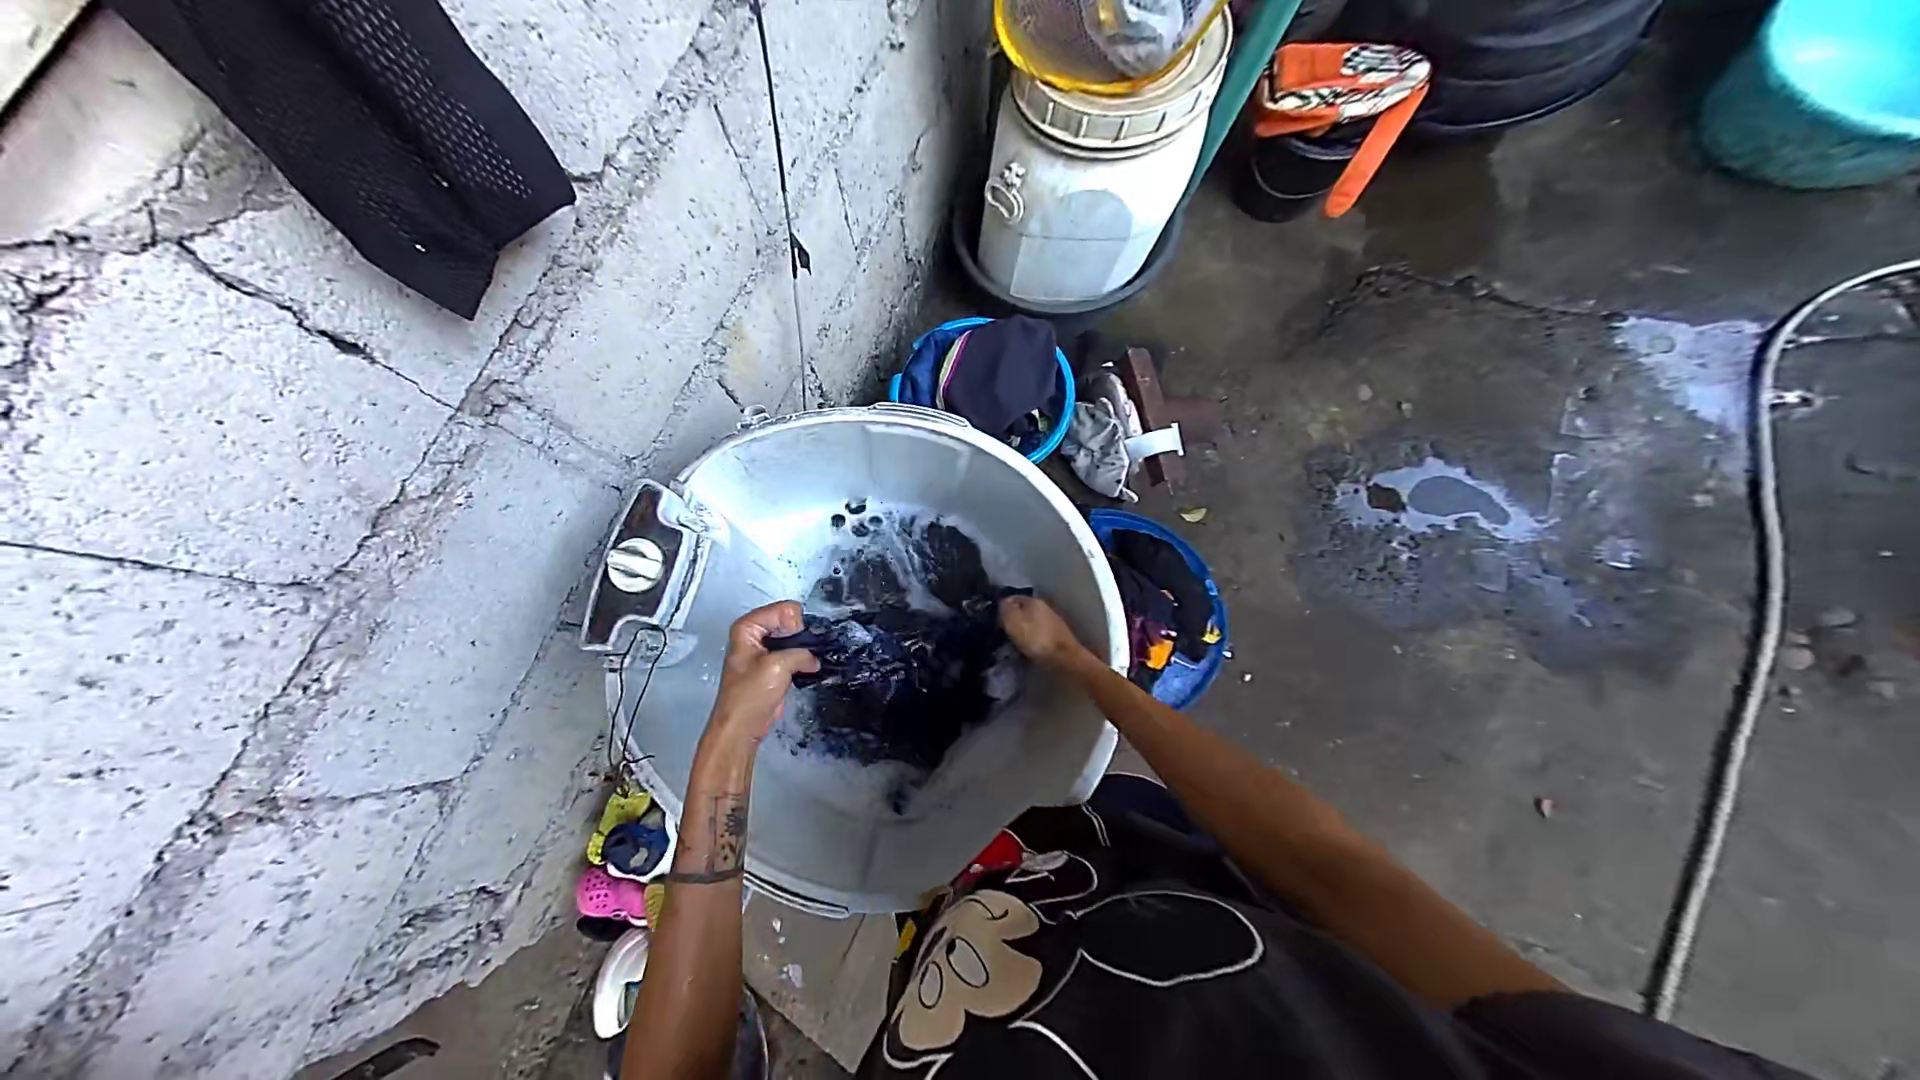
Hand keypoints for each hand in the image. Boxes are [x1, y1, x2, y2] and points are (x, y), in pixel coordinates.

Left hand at [706, 601, 819, 743]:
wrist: (744, 726)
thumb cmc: (750, 695)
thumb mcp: (778, 665)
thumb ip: (801, 652)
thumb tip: (814, 656)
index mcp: (747, 627)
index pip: (784, 609)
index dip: (796, 623)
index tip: (798, 640)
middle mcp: (754, 635)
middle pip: (789, 621)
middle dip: (801, 635)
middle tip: (803, 652)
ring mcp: (764, 650)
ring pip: (794, 638)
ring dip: (804, 649)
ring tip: (806, 661)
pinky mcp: (774, 666)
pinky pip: (795, 653)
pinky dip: (803, 659)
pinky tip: (807, 668)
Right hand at [999, 594, 1089, 671]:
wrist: (1063, 658)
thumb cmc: (1035, 638)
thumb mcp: (1012, 620)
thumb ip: (1005, 609)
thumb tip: (1002, 604)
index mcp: (1033, 600)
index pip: (1012, 598)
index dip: (1001, 609)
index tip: (994, 621)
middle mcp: (1044, 607)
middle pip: (1022, 611)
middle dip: (1012, 620)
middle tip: (1002, 632)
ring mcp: (1052, 622)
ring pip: (1031, 623)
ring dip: (1022, 630)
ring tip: (1013, 642)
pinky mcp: (1057, 636)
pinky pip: (1038, 634)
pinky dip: (1031, 639)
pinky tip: (1027, 647)